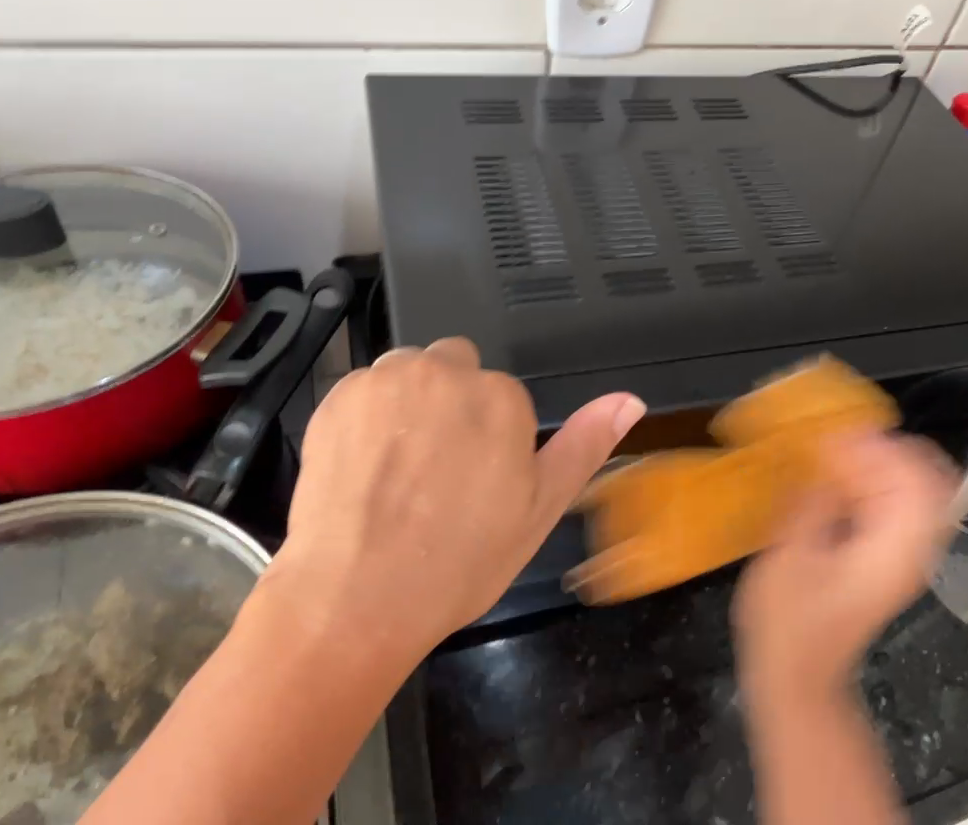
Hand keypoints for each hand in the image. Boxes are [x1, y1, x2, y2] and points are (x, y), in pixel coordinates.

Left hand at [267, 337, 644, 651]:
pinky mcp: (337, 396)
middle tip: (436, 470)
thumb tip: (630, 400)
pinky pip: (365, 389)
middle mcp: (444, 373)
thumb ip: (584, 445)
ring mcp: (386, 381)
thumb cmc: (459, 562)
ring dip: (409, 401)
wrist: (355, 598)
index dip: (491, 437)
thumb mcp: (539, 510)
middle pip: (455, 368)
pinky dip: (367, 416)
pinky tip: (364, 467)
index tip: (473, 480)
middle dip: (451, 403)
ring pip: (409, 373)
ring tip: (398, 468)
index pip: (503, 395)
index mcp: (501, 397)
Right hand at [733, 432, 956, 694]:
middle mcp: (913, 551)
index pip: (917, 480)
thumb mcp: (790, 554)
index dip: (881, 447)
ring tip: (839, 454)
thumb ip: (815, 499)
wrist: (800, 677)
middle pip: (930, 478)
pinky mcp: (892, 559)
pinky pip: (901, 506)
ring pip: (919, 489)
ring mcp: (907, 556)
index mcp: (894, 549)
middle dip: (889, 449)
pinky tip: (842, 481)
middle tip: (845, 439)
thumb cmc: (791, 628)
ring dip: (883, 464)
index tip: (840, 434)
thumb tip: (827, 453)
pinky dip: (878, 484)